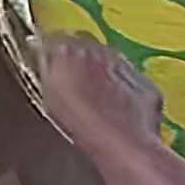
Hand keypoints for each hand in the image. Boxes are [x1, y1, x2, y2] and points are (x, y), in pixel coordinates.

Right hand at [37, 35, 164, 164]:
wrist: (124, 146)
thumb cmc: (78, 122)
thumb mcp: (48, 93)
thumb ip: (44, 65)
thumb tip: (38, 48)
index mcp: (65, 50)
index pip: (54, 39)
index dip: (52, 50)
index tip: (50, 61)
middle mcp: (95, 50)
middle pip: (83, 43)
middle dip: (78, 55)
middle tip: (75, 77)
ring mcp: (123, 65)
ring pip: (108, 58)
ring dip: (101, 68)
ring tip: (98, 94)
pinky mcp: (145, 83)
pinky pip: (130, 78)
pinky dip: (124, 86)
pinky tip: (121, 105)